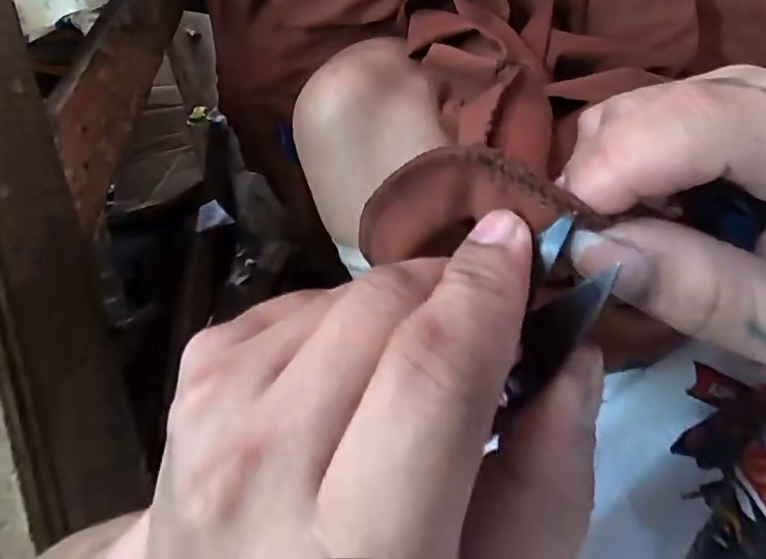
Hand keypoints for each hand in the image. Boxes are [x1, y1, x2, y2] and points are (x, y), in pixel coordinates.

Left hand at [135, 210, 601, 558]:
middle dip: (442, 284)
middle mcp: (264, 462)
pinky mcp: (194, 368)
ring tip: (407, 354)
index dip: (482, 291)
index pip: (428, 371)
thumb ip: (546, 475)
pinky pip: (290, 303)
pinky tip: (343, 365)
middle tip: (481, 299)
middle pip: (376, 313)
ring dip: (389, 306)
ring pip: (334, 296)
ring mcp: (215, 405)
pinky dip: (335, 316)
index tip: (516, 237)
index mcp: (352, 545)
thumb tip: (571, 349)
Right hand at [560, 63, 765, 415]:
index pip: (707, 121)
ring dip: (611, 171)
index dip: (619, 165)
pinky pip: (649, 112)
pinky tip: (661, 210)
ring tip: (642, 237)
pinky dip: (628, 163)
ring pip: (641, 104)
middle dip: (604, 176)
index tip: (569, 229)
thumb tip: (586, 250)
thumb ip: (716, 297)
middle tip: (600, 251)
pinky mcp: (742, 92)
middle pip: (659, 106)